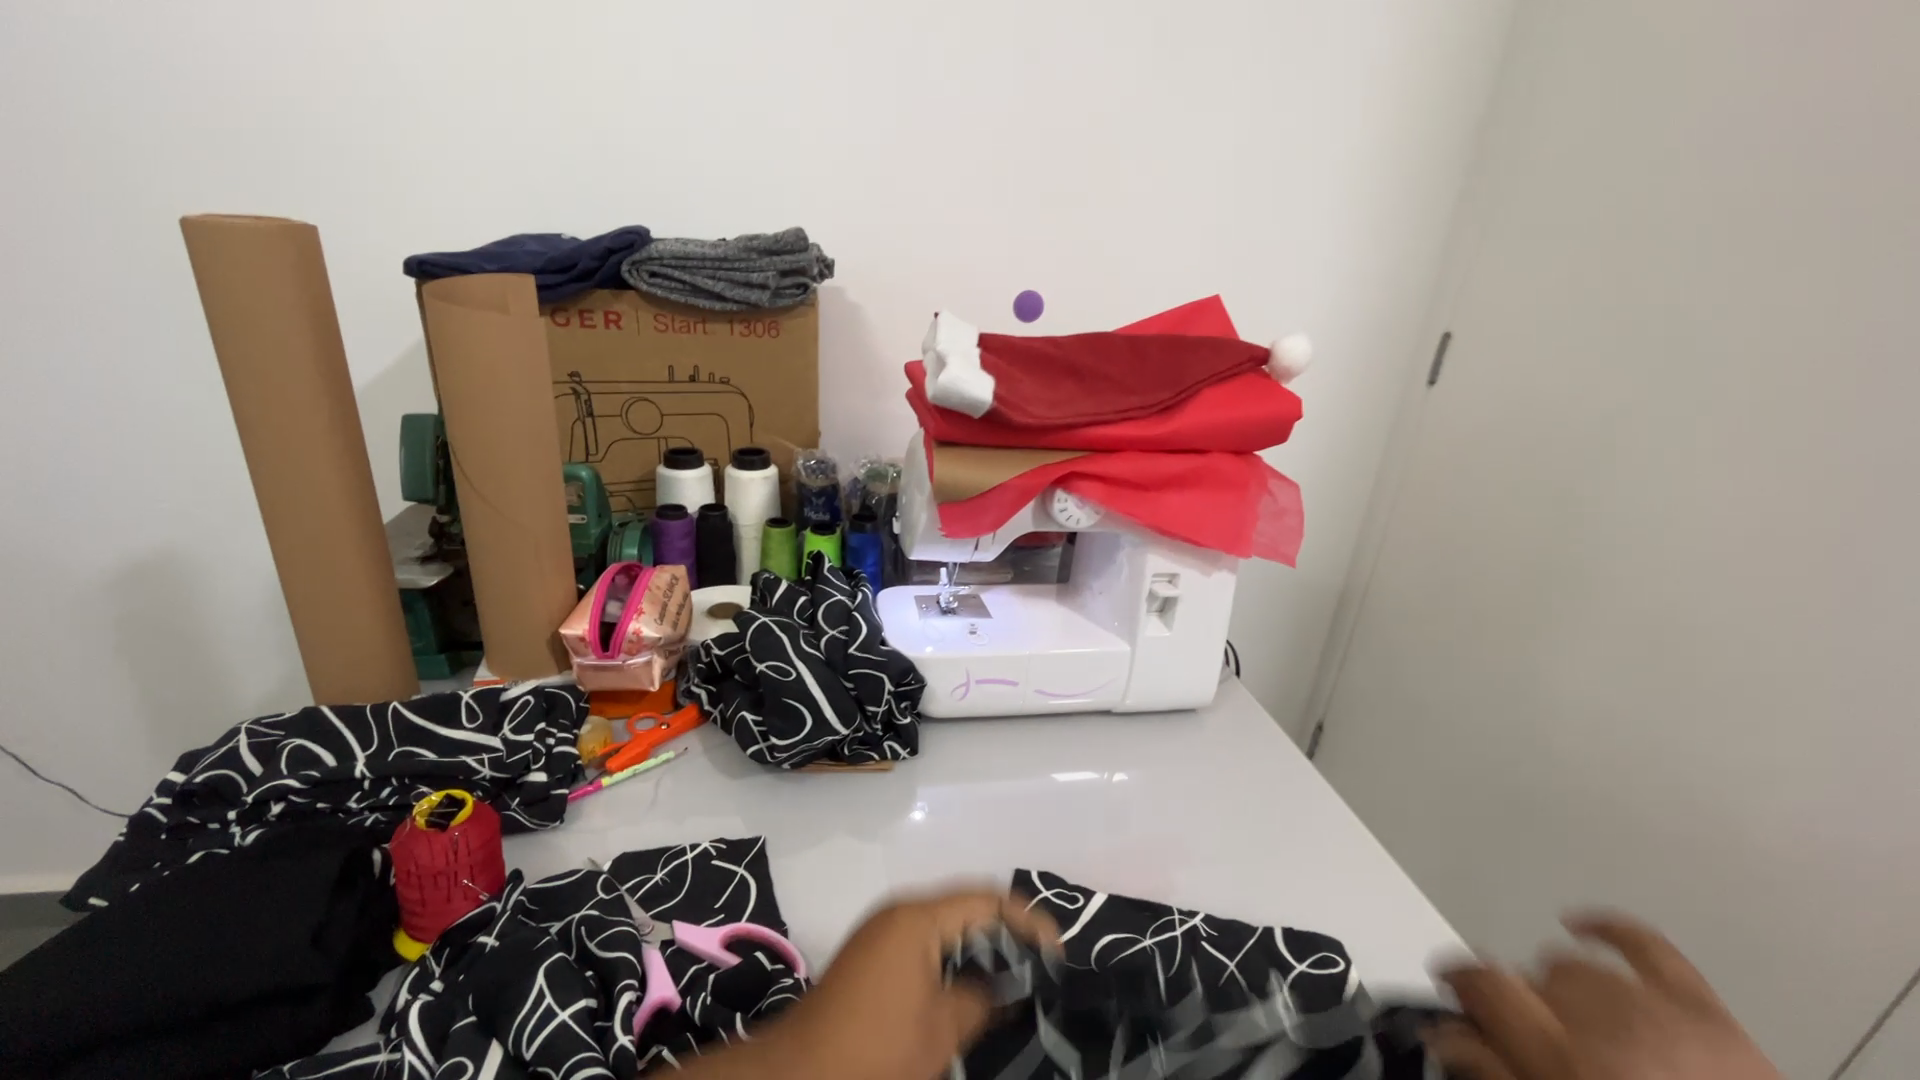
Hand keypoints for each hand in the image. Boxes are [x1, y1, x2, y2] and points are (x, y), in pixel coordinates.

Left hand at [681, 887, 1058, 1079]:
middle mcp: (900, 912)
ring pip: (947, 925)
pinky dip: (954, 958)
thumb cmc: (875, 1051)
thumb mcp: (943, 1030)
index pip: (987, 900)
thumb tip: (1013, 986)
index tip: (1058, 954)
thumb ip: (985, 999)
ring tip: (1016, 980)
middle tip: (1042, 967)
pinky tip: (973, 989)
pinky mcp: (873, 954)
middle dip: (1007, 933)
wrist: (796, 1074)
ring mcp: (883, 931)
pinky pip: (926, 941)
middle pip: (967, 907)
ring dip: (980, 947)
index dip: (1028, 921)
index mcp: (919, 918)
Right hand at [1426, 913, 1781, 1079]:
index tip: (1449, 981)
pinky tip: (1581, 925)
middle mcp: (1603, 1020)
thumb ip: (1497, 1070)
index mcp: (1562, 1055)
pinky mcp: (1704, 1008)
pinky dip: (1608, 927)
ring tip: (1559, 1009)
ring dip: (1559, 982)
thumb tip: (1447, 1035)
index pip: (1482, 982)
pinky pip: (1647, 946)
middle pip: (1529, 974)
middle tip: (1513, 1022)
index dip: (1456, 977)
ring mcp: (1656, 1008)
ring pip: (1575, 963)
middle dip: (1516, 994)